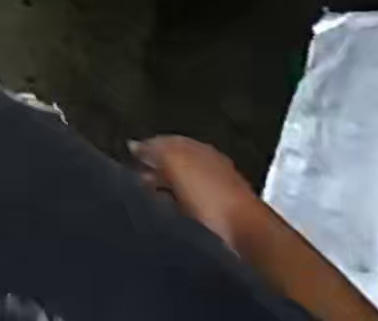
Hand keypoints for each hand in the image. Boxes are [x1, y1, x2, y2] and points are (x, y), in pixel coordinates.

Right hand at [131, 136, 264, 249]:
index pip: (162, 140)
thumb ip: (152, 149)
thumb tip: (133, 144)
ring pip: (180, 183)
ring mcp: (218, 190)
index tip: (127, 157)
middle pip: (172, 161)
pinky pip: (190, 204)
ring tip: (147, 197)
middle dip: (153, 167)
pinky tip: (167, 212)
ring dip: (164, 188)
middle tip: (133, 177)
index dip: (143, 148)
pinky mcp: (223, 217)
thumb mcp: (173, 161)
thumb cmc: (208, 193)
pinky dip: (176, 205)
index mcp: (196, 146)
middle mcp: (208, 162)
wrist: (250, 237)